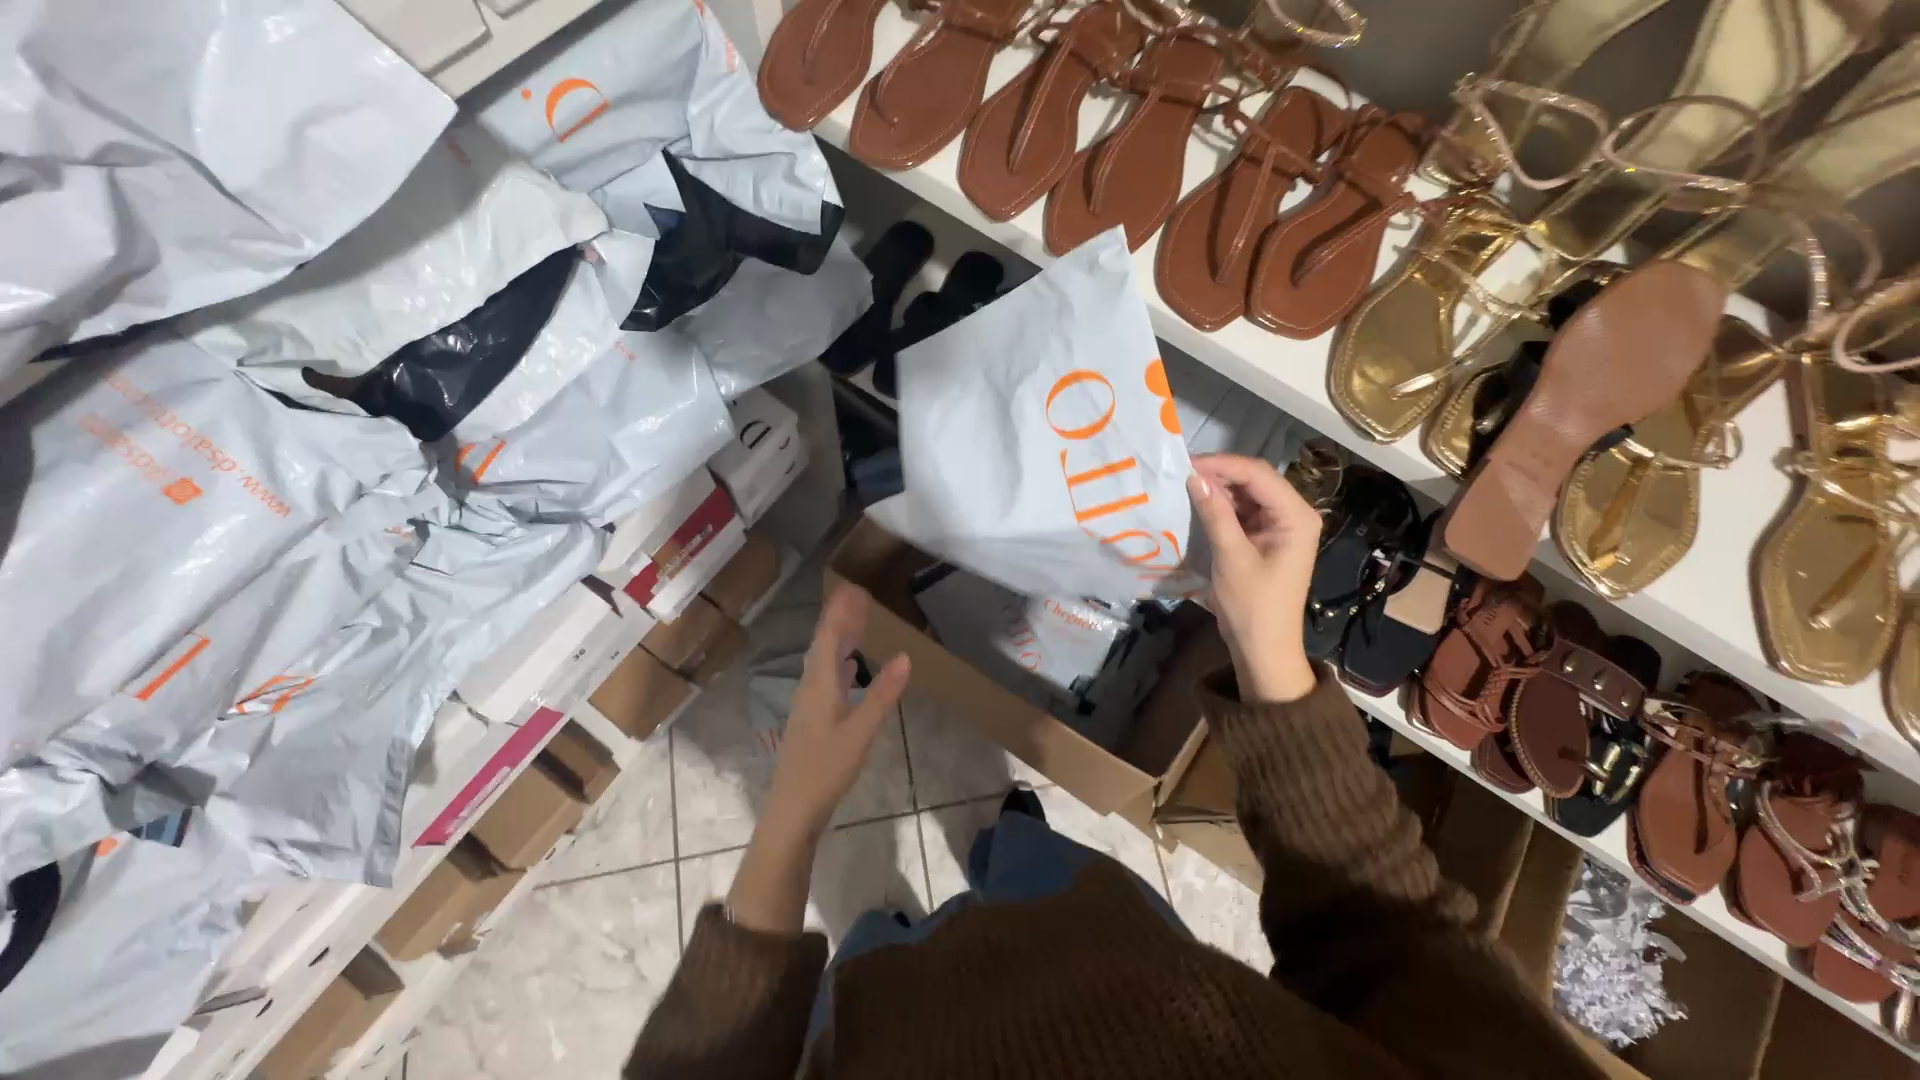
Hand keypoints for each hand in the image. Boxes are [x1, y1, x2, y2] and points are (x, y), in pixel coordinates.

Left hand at [763, 584, 911, 838]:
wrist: (793, 810)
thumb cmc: (826, 770)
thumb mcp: (860, 732)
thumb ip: (882, 695)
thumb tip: (905, 656)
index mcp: (820, 685)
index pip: (829, 637)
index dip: (840, 611)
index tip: (853, 586)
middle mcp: (810, 688)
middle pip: (824, 645)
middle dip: (841, 619)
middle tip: (859, 596)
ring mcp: (809, 705)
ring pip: (825, 661)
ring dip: (840, 640)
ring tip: (859, 622)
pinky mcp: (813, 720)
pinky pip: (827, 678)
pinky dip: (840, 663)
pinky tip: (850, 667)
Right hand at [1187, 454, 1320, 702]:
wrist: (1263, 648)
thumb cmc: (1253, 606)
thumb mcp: (1231, 558)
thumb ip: (1216, 514)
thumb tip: (1196, 478)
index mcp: (1296, 517)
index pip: (1258, 475)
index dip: (1223, 465)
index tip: (1186, 464)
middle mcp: (1294, 514)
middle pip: (1254, 480)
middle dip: (1219, 474)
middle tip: (1180, 473)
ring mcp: (1280, 526)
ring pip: (1246, 494)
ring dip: (1218, 489)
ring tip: (1184, 485)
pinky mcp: (1266, 538)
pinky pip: (1243, 511)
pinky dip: (1221, 506)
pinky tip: (1197, 504)